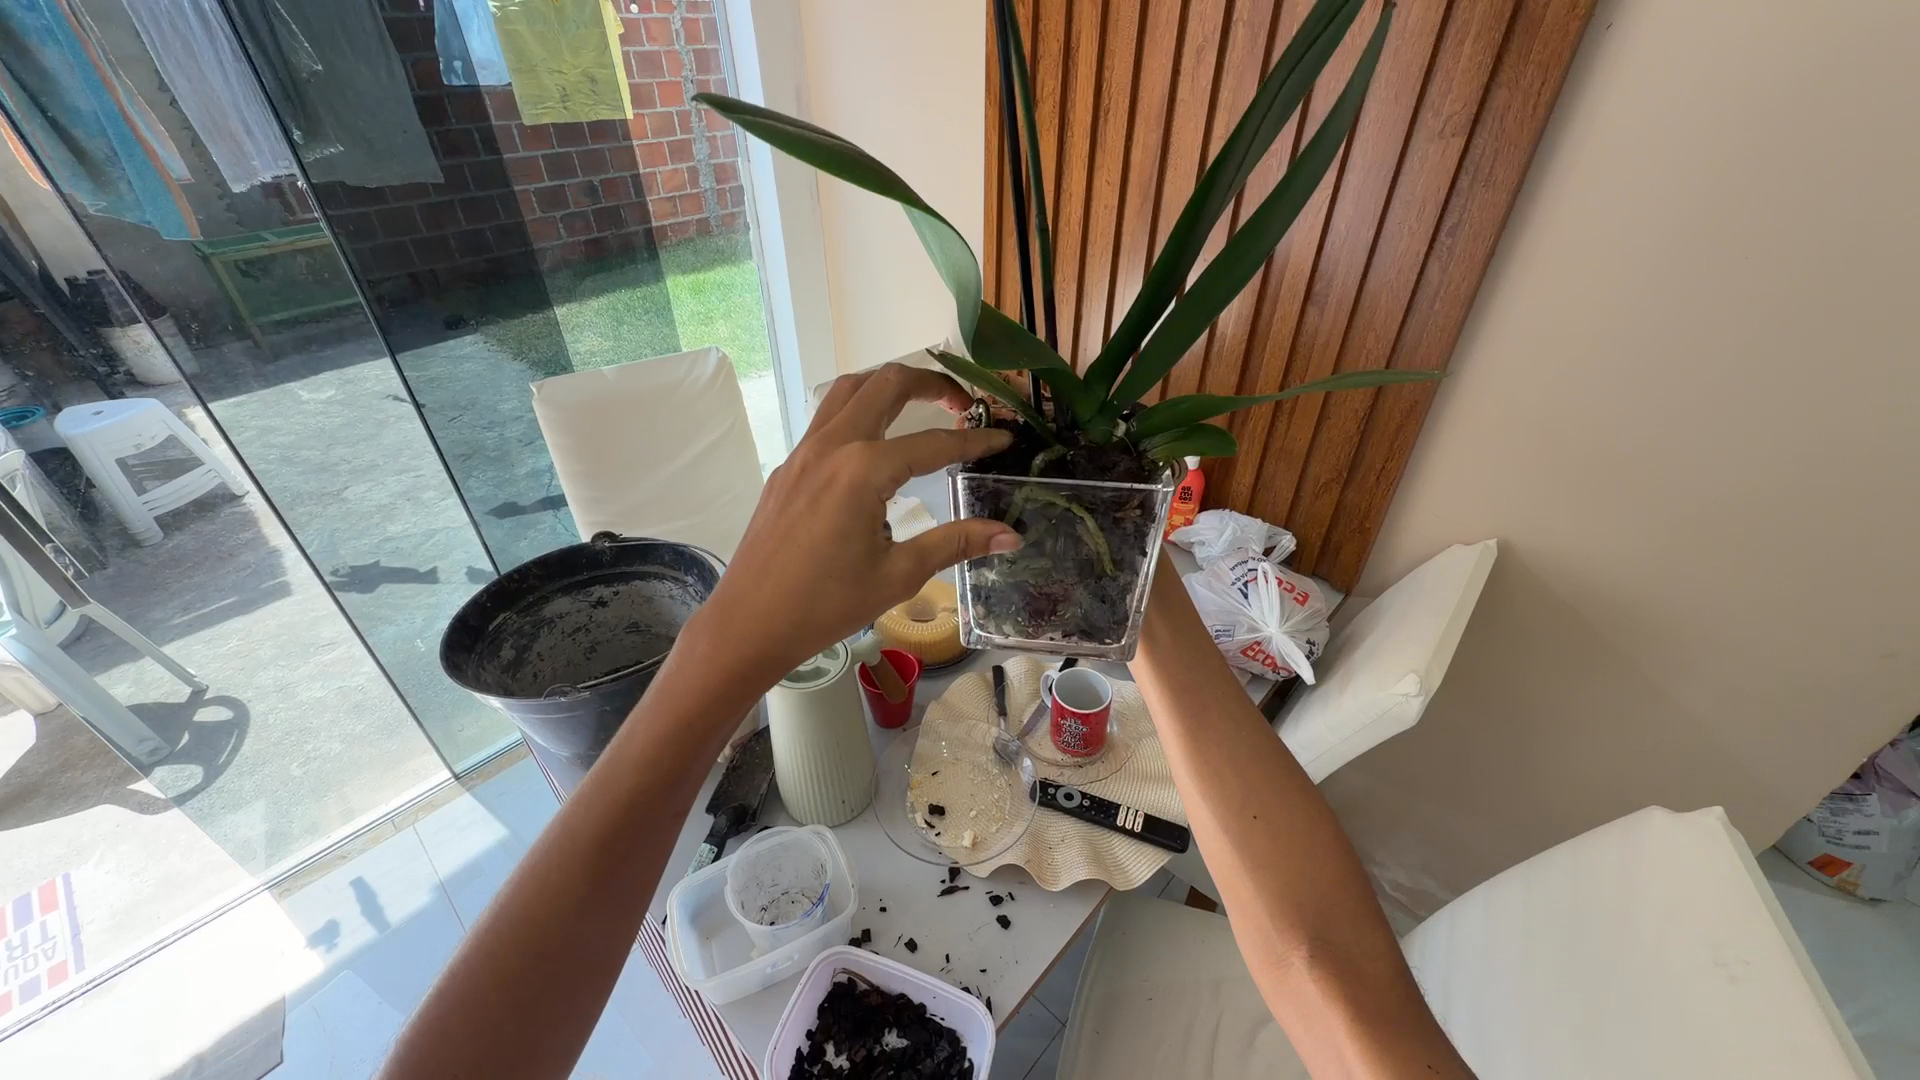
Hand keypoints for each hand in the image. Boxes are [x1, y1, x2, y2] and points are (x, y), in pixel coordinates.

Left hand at [694, 363, 1020, 681]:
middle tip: (963, 404)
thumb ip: (955, 543)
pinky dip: (858, 413)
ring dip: (887, 386)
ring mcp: (803, 453)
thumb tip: (1011, 535)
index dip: (975, 441)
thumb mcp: (899, 574)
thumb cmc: (826, 605)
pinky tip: (872, 447)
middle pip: (885, 385)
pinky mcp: (787, 469)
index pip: (934, 443)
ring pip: (847, 391)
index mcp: (864, 469)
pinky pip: (825, 420)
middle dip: (931, 383)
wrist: (750, 622)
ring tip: (919, 405)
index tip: (1003, 439)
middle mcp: (832, 446)